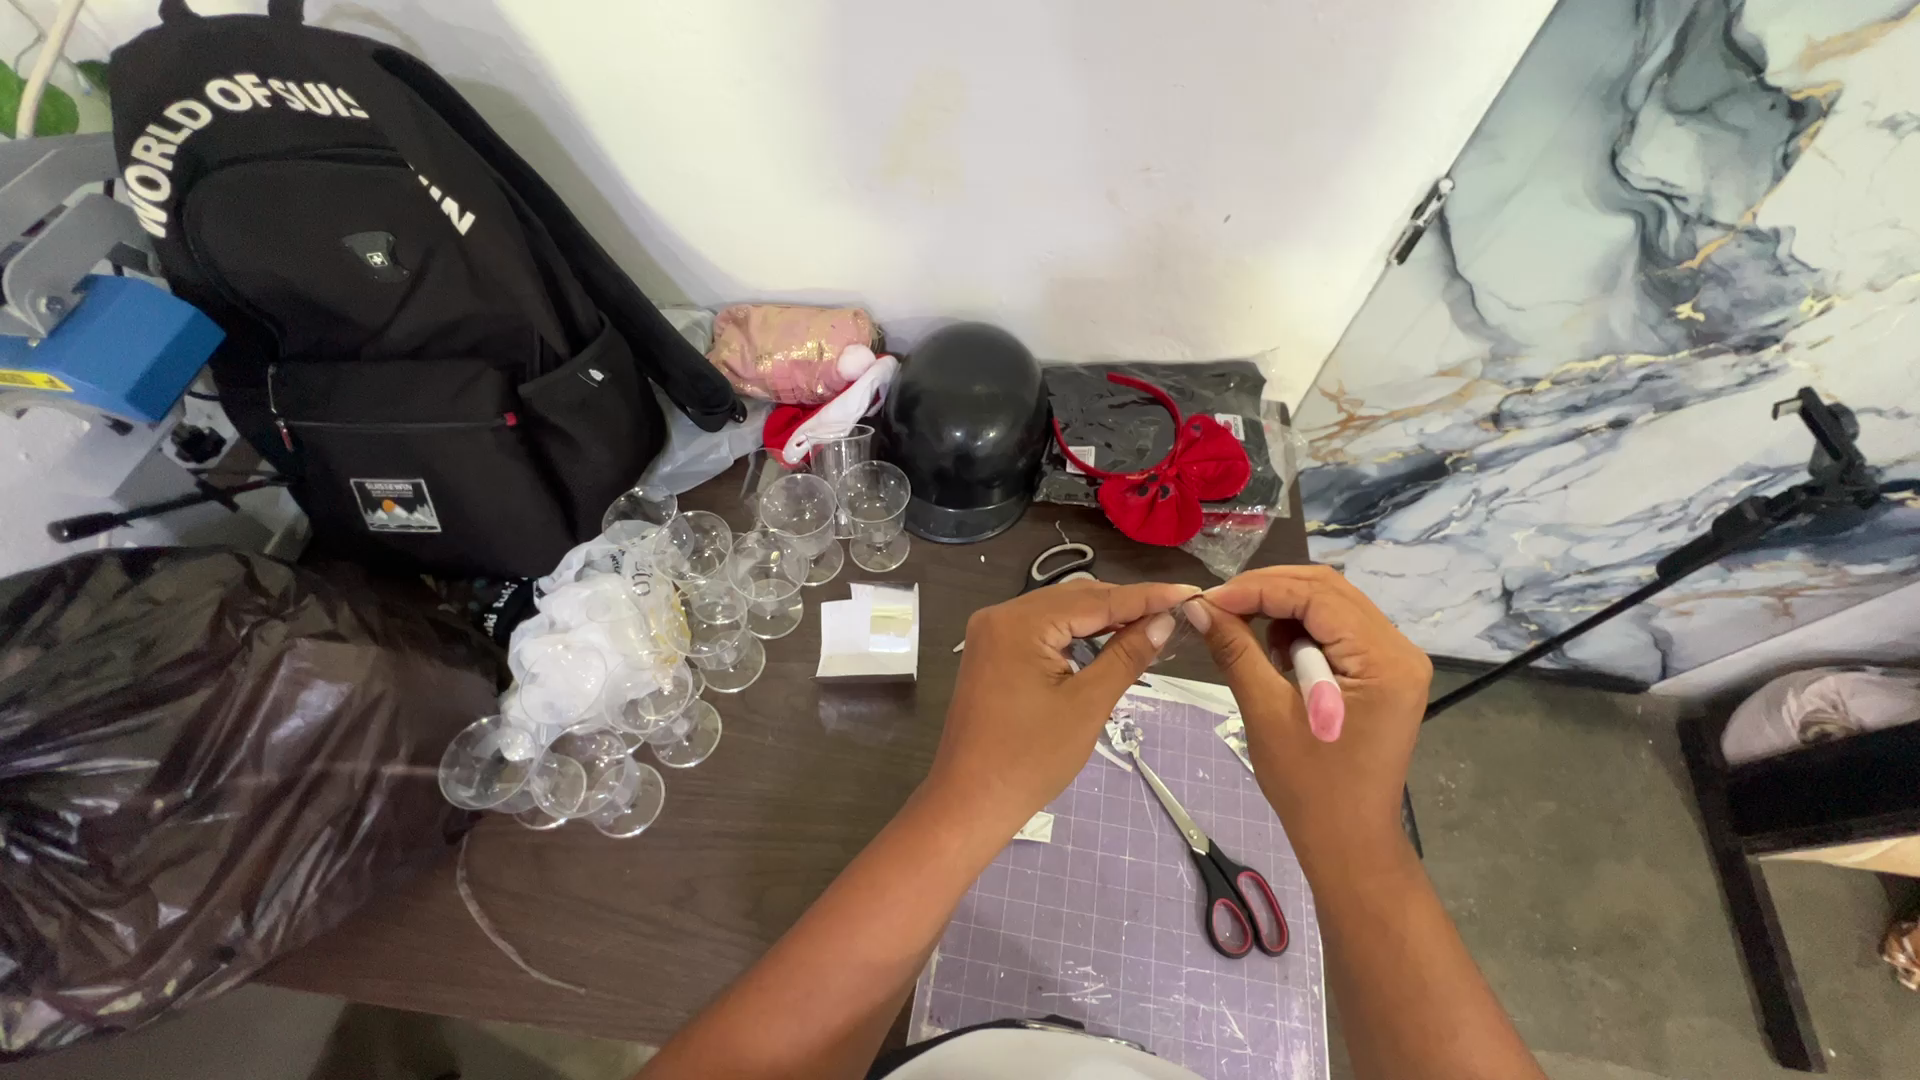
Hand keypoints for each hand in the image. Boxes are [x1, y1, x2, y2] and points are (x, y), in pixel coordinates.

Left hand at [929, 579, 1200, 835]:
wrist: (971, 801)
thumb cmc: (1030, 759)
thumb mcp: (1087, 704)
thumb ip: (1126, 656)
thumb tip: (1163, 621)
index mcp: (1019, 622)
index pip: (1094, 599)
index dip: (1145, 597)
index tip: (1188, 592)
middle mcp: (1000, 615)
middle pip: (1074, 599)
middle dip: (1124, 605)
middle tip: (1175, 611)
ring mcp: (991, 633)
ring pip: (1058, 612)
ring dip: (1101, 618)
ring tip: (1150, 624)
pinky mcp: (992, 652)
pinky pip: (1041, 630)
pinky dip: (1075, 634)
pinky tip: (1106, 639)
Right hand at [1183, 566, 1431, 859]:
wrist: (1347, 838)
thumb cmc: (1308, 784)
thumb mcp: (1265, 712)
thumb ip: (1235, 650)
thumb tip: (1199, 608)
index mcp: (1383, 661)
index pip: (1316, 596)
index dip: (1258, 589)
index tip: (1209, 600)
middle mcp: (1399, 650)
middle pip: (1328, 590)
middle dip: (1268, 591)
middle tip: (1218, 607)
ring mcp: (1395, 660)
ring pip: (1331, 605)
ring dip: (1283, 609)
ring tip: (1245, 633)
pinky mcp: (1382, 672)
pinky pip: (1337, 629)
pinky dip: (1300, 629)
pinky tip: (1277, 654)